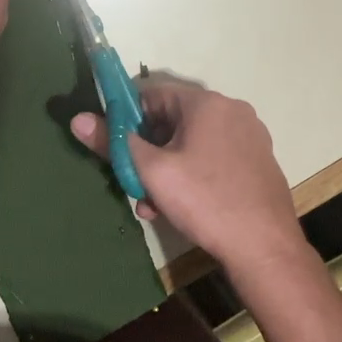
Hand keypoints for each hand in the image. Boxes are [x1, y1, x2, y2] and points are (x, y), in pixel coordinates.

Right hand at [70, 77, 307, 269]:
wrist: (263, 247)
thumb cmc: (203, 200)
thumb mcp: (150, 171)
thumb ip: (114, 142)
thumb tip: (77, 119)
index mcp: (208, 104)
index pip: (152, 94)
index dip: (126, 117)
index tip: (114, 145)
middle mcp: (232, 111)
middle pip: (172, 120)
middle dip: (146, 151)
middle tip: (132, 182)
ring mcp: (250, 137)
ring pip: (191, 144)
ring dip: (165, 169)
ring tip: (152, 204)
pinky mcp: (258, 162)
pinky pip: (212, 158)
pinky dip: (191, 176)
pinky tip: (180, 208)